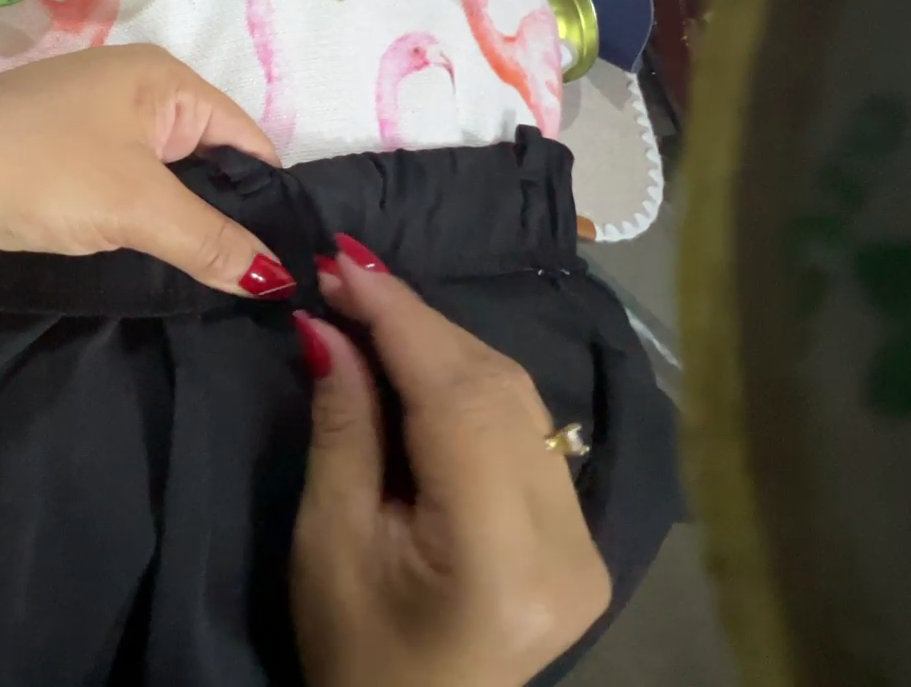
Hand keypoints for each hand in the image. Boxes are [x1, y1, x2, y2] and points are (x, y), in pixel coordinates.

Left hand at [0, 44, 293, 297]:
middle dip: (228, 216)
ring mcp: (93, 121)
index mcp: (163, 78)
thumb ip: (211, 241)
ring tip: (215, 282)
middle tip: (257, 286)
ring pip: (165, 178)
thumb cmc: (41, 172)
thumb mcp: (137, 206)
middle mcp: (133, 88)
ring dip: (184, 224)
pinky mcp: (62, 154)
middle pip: (208, 158)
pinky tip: (157, 261)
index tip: (291, 267)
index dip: (270, 200)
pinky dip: (143, 221)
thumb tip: (280, 279)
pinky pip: (126, 187)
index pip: (247, 139)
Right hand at [289, 240, 610, 686]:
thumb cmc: (351, 648)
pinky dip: (461, 373)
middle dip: (415, 317)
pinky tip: (414, 351)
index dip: (400, 318)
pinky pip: (518, 422)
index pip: (457, 400)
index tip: (342, 263)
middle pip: (496, 386)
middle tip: (343, 274)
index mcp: (501, 557)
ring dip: (437, 337)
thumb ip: (341, 424)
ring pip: (515, 394)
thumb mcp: (326, 536)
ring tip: (368, 302)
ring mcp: (585, 537)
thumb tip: (325, 325)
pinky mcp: (577, 530)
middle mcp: (568, 542)